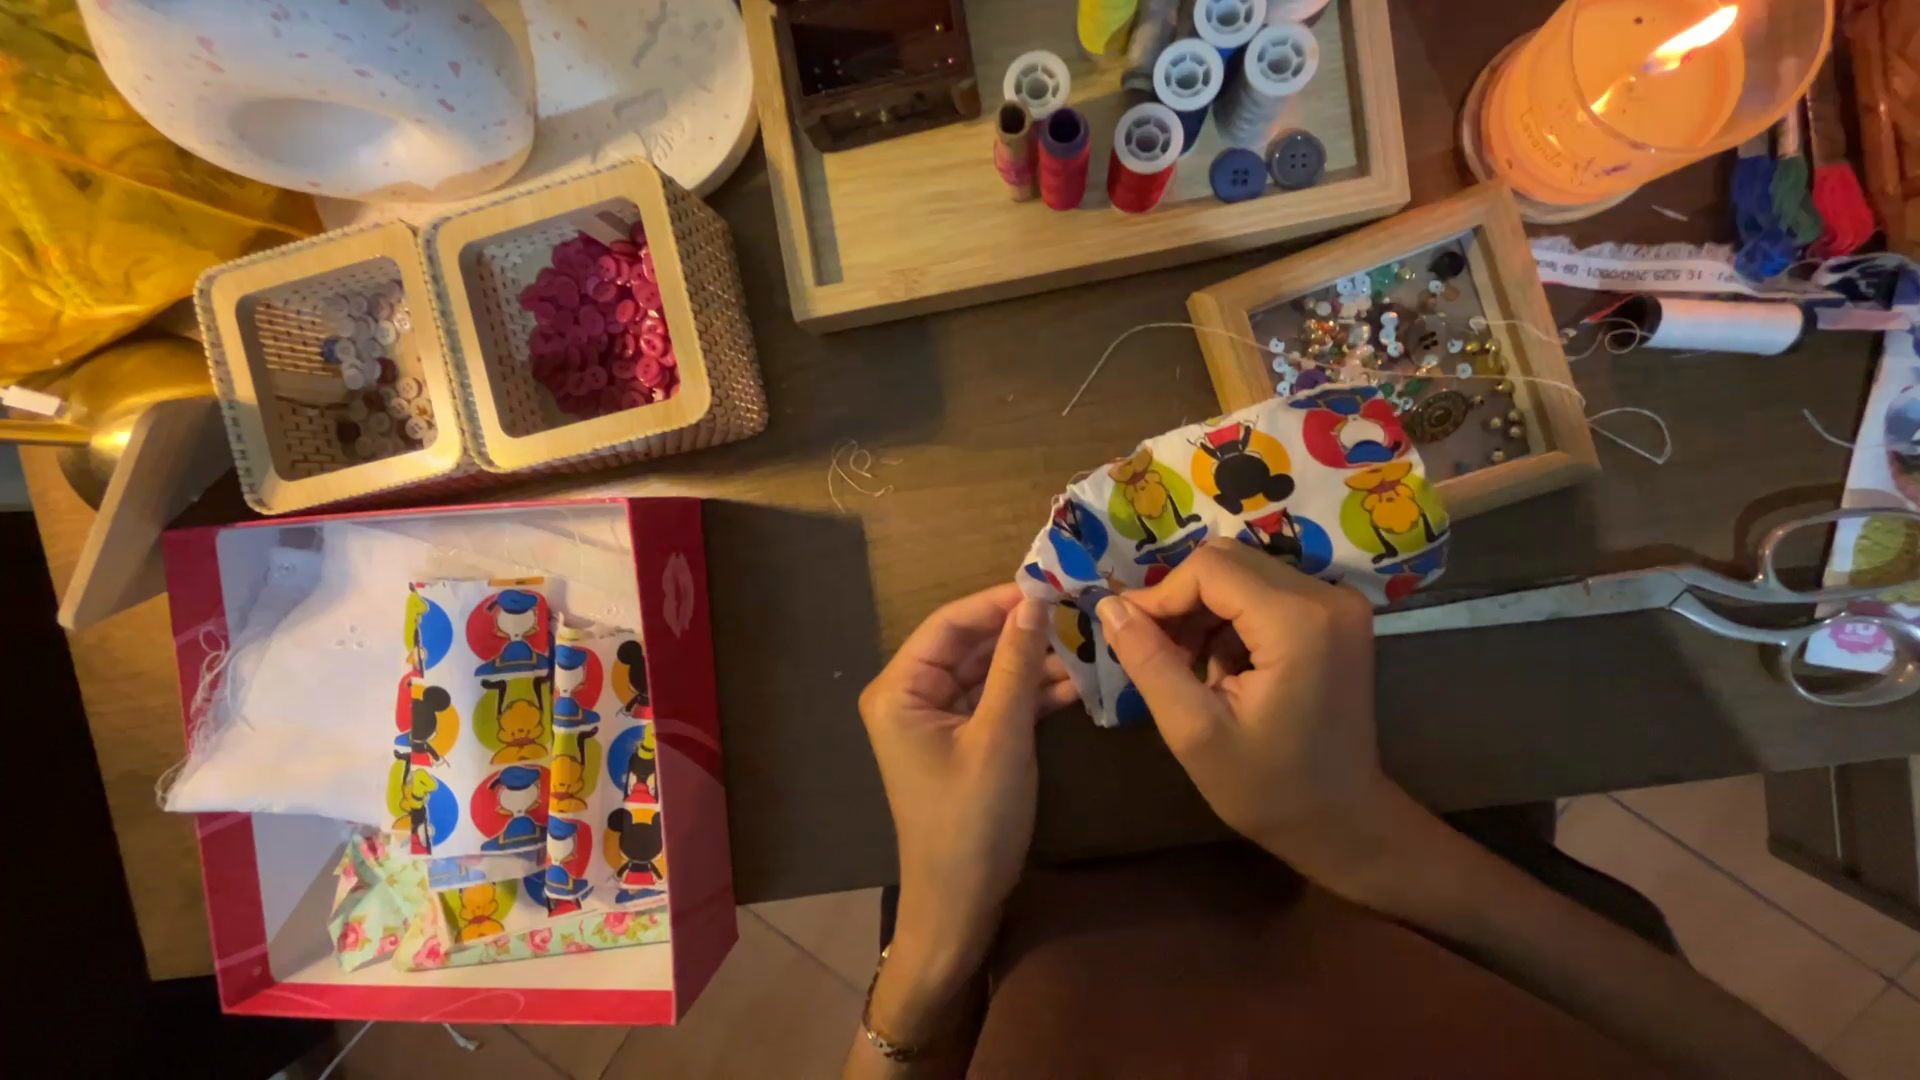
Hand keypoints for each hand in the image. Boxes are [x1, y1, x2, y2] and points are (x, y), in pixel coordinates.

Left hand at [858, 584, 1076, 1041]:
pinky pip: (996, 701)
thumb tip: (1034, 601)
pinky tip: (1077, 683)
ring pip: (988, 672)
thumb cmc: (972, 820)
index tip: (1048, 585)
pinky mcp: (962, 739)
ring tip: (1086, 643)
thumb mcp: (1000, 737)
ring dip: (1032, 663)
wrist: (961, 905)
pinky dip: (1030, 694)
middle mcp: (912, 695)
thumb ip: (1016, 666)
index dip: (996, 602)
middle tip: (1076, 610)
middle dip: (1020, 632)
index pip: (948, 624)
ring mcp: (937, 718)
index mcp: (900, 689)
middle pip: (969, 646)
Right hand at [1095, 540, 1406, 888]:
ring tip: (1184, 664)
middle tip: (1156, 651)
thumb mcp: (1193, 730)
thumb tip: (1108, 605)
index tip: (1131, 636)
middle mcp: (1326, 597)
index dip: (1160, 596)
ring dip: (1200, 610)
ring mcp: (1336, 603)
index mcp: (1299, 622)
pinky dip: (1227, 618)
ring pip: (1239, 572)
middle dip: (1180, 600)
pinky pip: (1261, 590)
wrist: (1343, 821)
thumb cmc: (1267, 787)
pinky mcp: (1334, 615)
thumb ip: (1148, 660)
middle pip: (1225, 562)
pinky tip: (1217, 664)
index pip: (1209, 569)